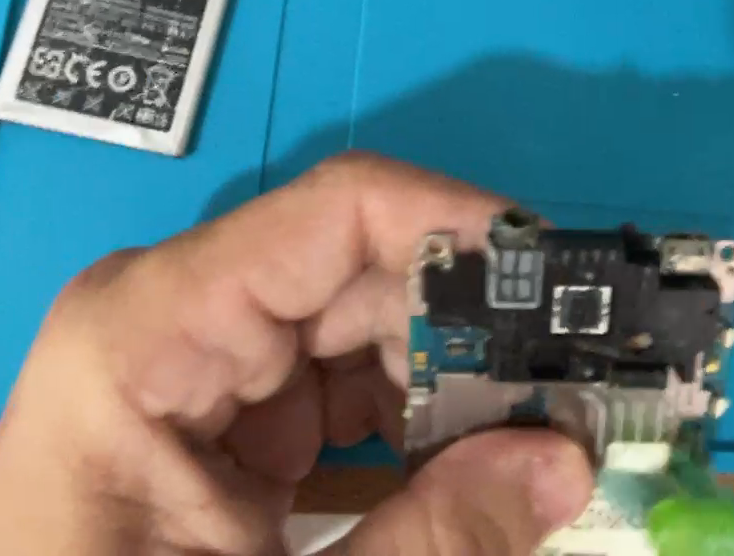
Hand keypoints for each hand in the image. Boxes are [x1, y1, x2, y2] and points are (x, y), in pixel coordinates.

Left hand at [0, 152, 594, 555]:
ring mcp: (208, 351)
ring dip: (454, 372)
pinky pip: (345, 376)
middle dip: (475, 318)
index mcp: (155, 323)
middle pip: (362, 266)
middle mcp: (183, 307)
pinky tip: (468, 458)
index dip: (455, 221)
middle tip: (578, 376)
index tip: (555, 274)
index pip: (335, 211)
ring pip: (365, 319)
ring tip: (539, 427)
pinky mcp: (232, 400)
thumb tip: (567, 459)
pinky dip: (414, 412)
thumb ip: (428, 539)